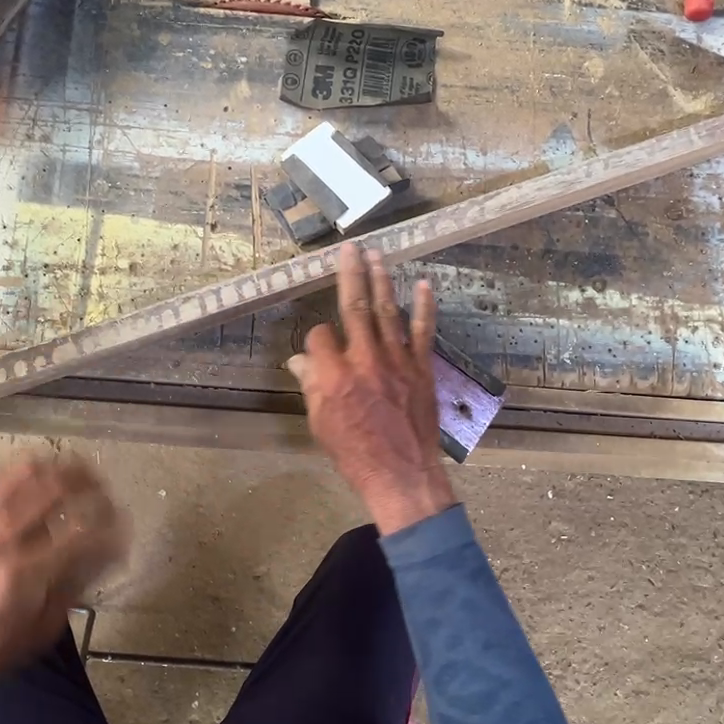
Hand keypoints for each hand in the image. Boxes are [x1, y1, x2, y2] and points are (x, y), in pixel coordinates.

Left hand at [0, 457, 128, 723]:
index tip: (125, 532)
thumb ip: (76, 583)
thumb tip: (109, 549)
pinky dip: (35, 469)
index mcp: (24, 574)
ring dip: (66, 469)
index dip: (112, 530)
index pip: (83, 534)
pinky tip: (51, 475)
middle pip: (60, 488)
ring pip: (34, 471)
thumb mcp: (44, 627)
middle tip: (108, 497)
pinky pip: (6, 476)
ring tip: (85, 478)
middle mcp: (4, 539)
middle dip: (94, 488)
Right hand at [288, 244, 454, 535]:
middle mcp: (364, 358)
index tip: (317, 346)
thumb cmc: (355, 453)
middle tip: (349, 249)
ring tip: (377, 255)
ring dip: (382, 280)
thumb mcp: (319, 423)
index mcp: (333, 374)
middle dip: (350, 274)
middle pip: (354, 307)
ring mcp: (396, 360)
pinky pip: (422, 331)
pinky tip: (424, 285)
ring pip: (387, 310)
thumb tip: (299, 361)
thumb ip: (311, 386)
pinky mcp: (421, 368)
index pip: (319, 336)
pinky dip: (424, 307)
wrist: (402, 474)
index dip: (315, 337)